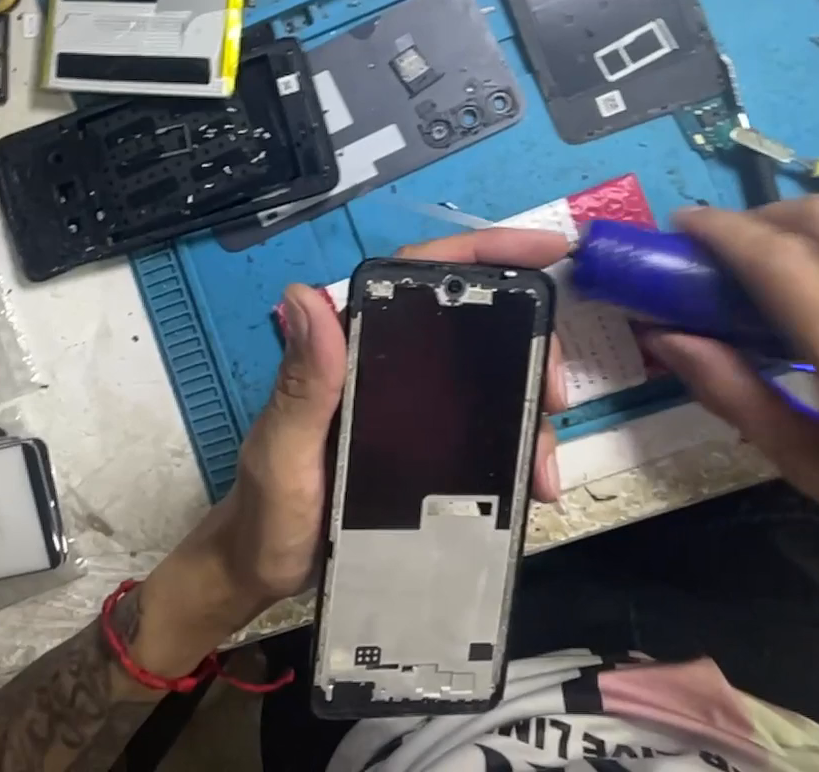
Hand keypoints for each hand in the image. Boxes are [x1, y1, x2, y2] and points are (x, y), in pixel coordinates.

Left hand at [140, 229, 571, 664]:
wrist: (265, 567)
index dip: (479, 253)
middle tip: (554, 391)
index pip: (412, 278)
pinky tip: (531, 481)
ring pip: (483, 379)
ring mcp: (403, 405)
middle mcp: (379, 364)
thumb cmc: (268, 510)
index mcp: (344, 349)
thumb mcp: (285, 449)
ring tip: (543, 461)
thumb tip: (306, 291)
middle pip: (466, 326)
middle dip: (524, 342)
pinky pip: (480, 429)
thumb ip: (302, 380)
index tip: (546, 251)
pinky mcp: (420, 445)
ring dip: (525, 406)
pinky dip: (514, 446)